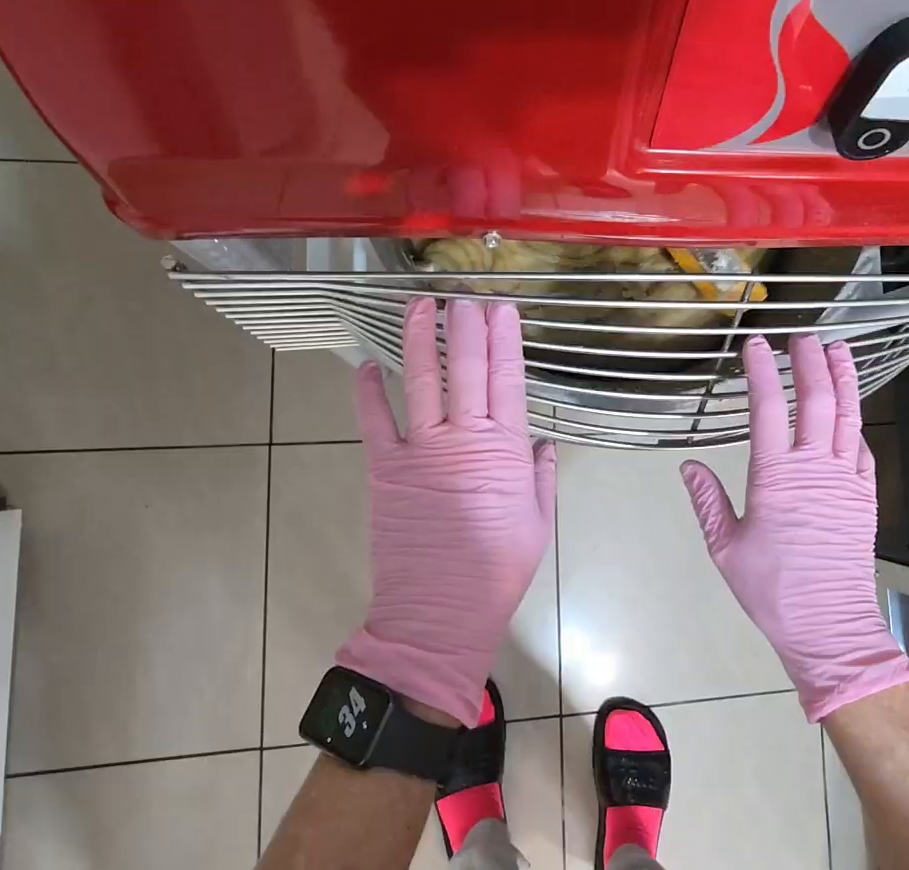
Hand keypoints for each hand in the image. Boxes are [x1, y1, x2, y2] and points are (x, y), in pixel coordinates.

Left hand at [337, 297, 556, 726]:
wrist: (439, 613)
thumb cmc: (497, 570)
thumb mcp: (538, 522)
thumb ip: (539, 475)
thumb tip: (540, 441)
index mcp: (504, 451)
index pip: (507, 381)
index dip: (505, 341)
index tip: (503, 310)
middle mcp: (462, 440)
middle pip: (465, 370)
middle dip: (464, 328)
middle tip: (463, 295)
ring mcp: (420, 451)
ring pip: (420, 382)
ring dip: (419, 340)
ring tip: (420, 305)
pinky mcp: (384, 469)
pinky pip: (374, 421)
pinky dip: (368, 392)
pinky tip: (367, 365)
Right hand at [679, 334, 908, 721]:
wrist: (828, 626)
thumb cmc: (771, 589)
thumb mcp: (725, 547)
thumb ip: (707, 501)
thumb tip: (688, 464)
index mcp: (775, 476)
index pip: (768, 408)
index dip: (762, 370)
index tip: (756, 343)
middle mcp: (814, 467)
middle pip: (816, 399)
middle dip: (809, 361)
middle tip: (801, 336)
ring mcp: (846, 479)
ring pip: (848, 416)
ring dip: (843, 378)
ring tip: (839, 349)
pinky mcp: (866, 496)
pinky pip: (864, 448)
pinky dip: (857, 422)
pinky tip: (851, 410)